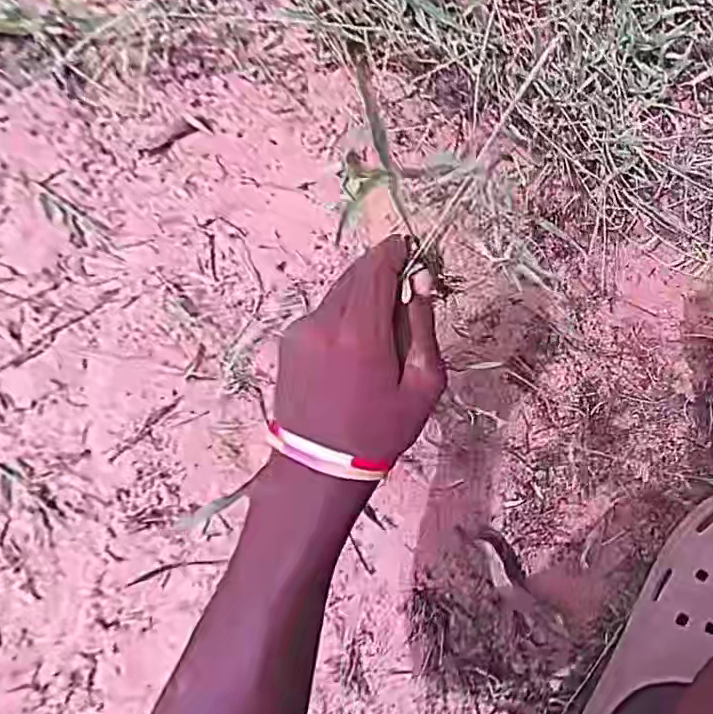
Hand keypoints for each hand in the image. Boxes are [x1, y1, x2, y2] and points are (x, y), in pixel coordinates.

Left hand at [270, 236, 444, 468]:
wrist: (320, 466)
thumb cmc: (381, 430)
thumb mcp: (423, 385)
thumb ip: (422, 329)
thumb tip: (420, 285)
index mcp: (360, 334)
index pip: (376, 269)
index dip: (396, 252)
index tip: (412, 247)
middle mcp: (324, 323)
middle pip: (356, 274)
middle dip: (383, 270)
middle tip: (407, 287)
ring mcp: (301, 330)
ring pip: (339, 292)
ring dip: (364, 294)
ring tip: (385, 324)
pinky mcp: (289, 342)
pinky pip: (325, 312)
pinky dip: (346, 313)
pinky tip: (359, 344)